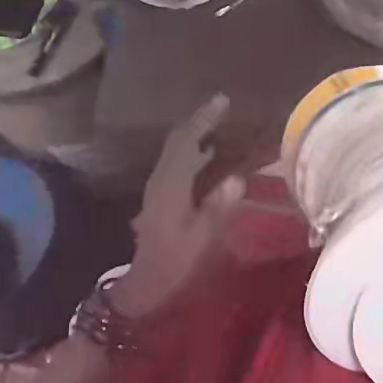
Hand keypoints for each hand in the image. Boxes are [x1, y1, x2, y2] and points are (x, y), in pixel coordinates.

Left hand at [111, 93, 245, 317]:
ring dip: (196, 134)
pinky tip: (209, 156)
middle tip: (223, 107)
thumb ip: (218, 208)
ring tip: (220, 125)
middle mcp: (161, 179)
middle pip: (178, 140)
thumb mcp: (201, 239)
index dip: (204, 119)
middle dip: (199, 121)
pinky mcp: (161, 196)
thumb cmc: (174, 262)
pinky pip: (178, 163)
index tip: (223, 101)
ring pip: (177, 150)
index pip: (186, 142)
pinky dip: (193, 151)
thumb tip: (237, 178)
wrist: (145, 282)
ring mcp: (159, 187)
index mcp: (170, 185)